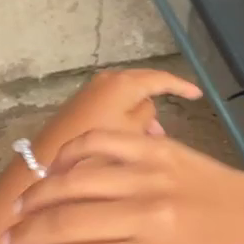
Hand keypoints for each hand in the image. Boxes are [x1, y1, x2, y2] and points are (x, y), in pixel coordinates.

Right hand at [5, 129, 243, 243]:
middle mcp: (150, 216)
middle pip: (68, 221)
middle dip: (28, 233)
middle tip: (10, 238)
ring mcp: (153, 176)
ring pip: (76, 179)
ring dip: (38, 193)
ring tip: (21, 207)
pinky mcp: (158, 148)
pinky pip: (101, 142)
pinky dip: (70, 154)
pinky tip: (55, 169)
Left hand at [31, 69, 201, 162]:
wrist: (47, 166)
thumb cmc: (96, 153)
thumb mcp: (133, 135)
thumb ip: (147, 117)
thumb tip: (149, 111)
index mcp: (122, 84)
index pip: (159, 78)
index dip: (179, 86)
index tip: (196, 95)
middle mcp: (105, 81)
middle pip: (141, 85)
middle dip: (156, 102)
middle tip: (168, 125)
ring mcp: (91, 93)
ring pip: (125, 98)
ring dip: (138, 115)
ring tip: (149, 142)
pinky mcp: (80, 108)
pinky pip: (111, 107)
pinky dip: (123, 119)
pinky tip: (126, 144)